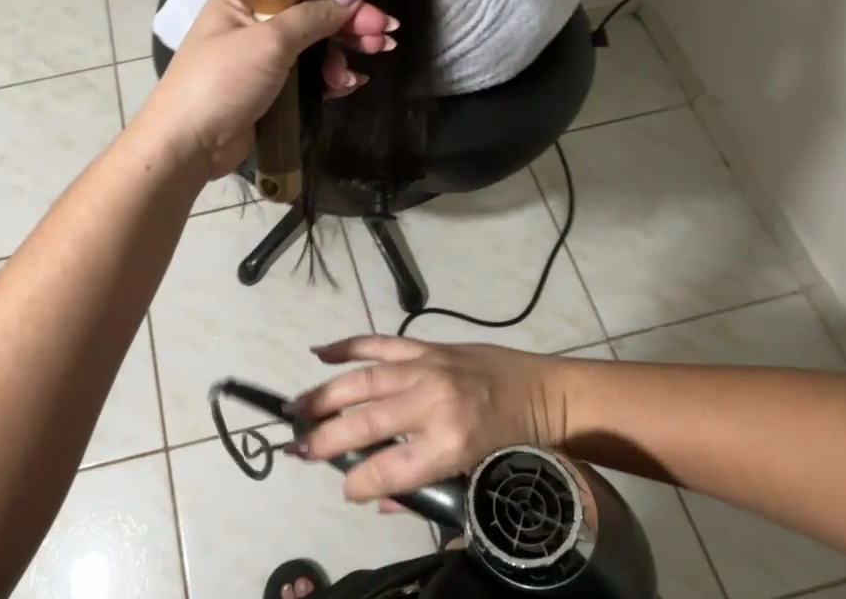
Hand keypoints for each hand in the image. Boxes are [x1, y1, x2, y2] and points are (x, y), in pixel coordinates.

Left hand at [132, 0, 394, 177]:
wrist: (186, 145)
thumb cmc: (222, 82)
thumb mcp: (270, 41)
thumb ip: (315, 15)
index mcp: (242, 2)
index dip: (341, 0)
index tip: (376, 14)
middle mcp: (251, 26)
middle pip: (311, 19)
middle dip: (349, 29)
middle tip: (386, 40)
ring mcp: (259, 62)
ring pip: (312, 51)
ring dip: (340, 58)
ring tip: (361, 71)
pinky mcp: (267, 93)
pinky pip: (305, 79)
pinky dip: (327, 79)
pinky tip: (347, 85)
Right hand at [290, 336, 581, 503]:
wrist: (549, 392)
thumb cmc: (517, 443)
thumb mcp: (479, 477)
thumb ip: (428, 491)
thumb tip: (379, 502)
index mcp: (451, 443)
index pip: (391, 468)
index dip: (360, 482)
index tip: (343, 488)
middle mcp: (433, 403)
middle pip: (367, 422)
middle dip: (328, 438)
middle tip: (298, 449)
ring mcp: (427, 368)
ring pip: (364, 380)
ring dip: (325, 394)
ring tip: (296, 408)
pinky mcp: (427, 346)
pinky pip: (380, 343)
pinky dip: (348, 346)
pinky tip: (319, 353)